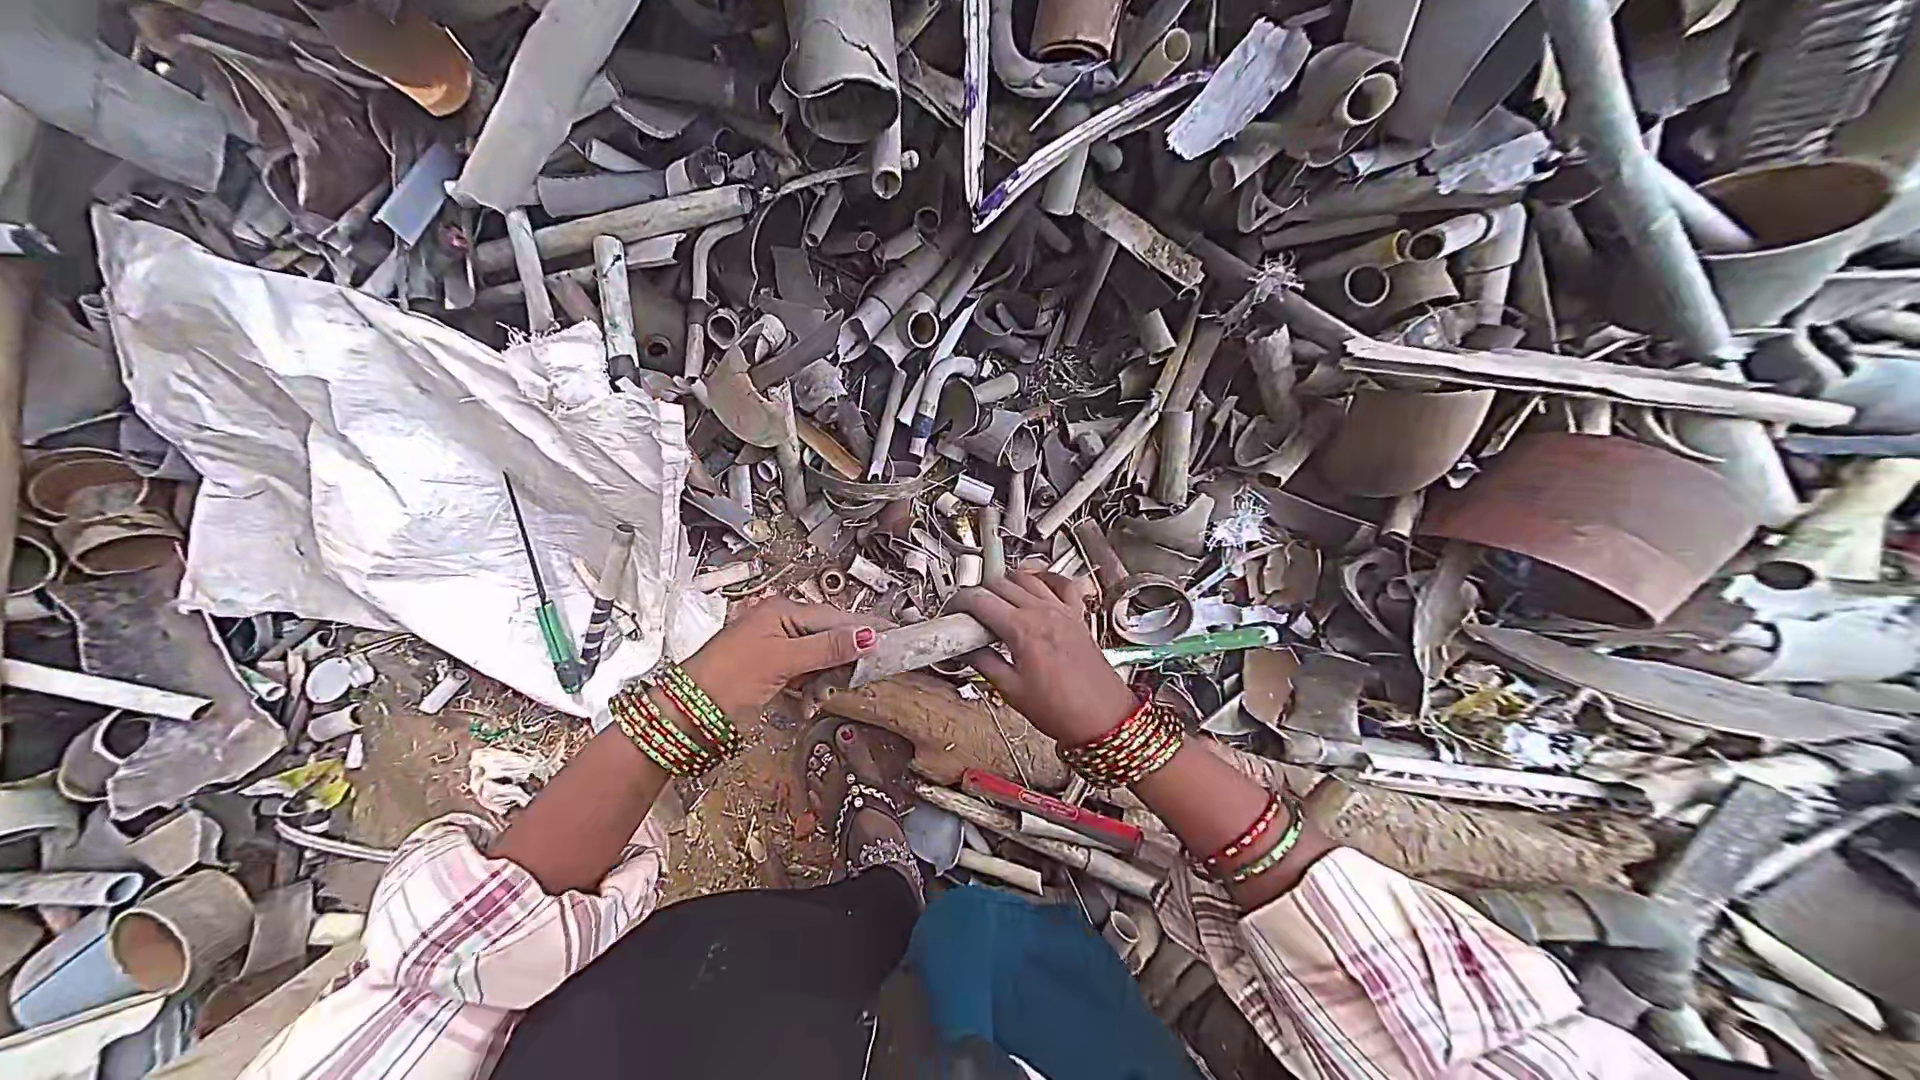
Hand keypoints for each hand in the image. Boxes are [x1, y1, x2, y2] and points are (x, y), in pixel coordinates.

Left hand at [680, 598, 876, 717]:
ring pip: (820, 659)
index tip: (894, 635)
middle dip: (843, 659)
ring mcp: (777, 647)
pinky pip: (805, 675)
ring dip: (825, 679)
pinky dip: (809, 689)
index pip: (835, 618)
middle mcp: (782, 624)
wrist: (687, 712)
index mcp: (783, 611)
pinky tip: (806, 703)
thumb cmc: (729, 677)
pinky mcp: (773, 670)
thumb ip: (828, 648)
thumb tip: (869, 636)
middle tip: (860, 676)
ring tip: (820, 695)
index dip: (864, 629)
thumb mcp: (783, 660)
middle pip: (830, 637)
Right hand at [952, 572, 1137, 745]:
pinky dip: (1046, 578)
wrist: (1102, 718)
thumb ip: (984, 662)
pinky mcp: (1077, 615)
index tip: (952, 611)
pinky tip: (1036, 584)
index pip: (980, 600)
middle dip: (978, 593)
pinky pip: (1062, 583)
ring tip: (995, 601)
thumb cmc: (1063, 709)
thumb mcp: (1011, 690)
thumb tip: (967, 649)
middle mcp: (1043, 612)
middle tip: (969, 612)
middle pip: (1000, 583)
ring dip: (1006, 583)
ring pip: (1027, 576)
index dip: (959, 602)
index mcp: (1022, 629)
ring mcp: (1062, 610)